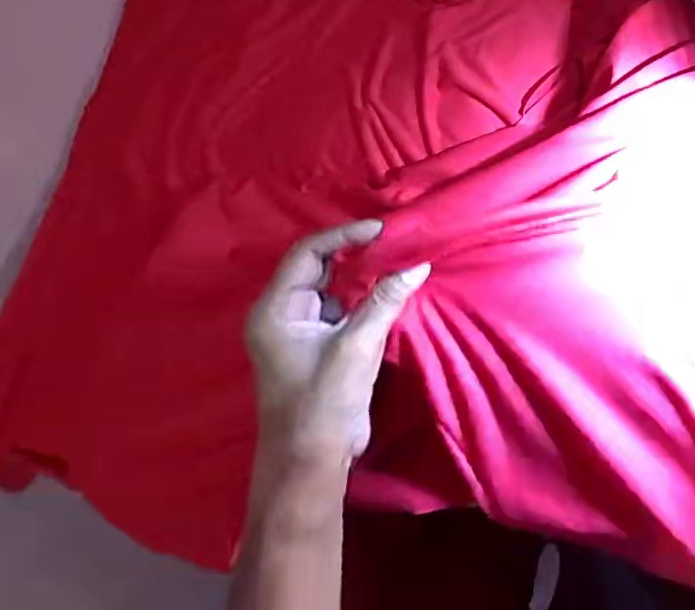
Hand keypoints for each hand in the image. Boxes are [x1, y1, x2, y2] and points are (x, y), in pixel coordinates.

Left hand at [244, 219, 429, 469]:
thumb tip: (419, 263)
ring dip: (360, 272)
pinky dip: (362, 295)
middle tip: (392, 238)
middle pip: (318, 265)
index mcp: (276, 309)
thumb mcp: (356, 348)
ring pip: (331, 284)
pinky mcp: (315, 342)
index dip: (345, 234)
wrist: (310, 467)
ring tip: (395, 255)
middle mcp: (280, 312)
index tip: (381, 228)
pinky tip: (387, 287)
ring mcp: (297, 327)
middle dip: (355, 250)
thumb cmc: (322, 406)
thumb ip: (385, 300)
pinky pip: (339, 305)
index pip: (309, 253)